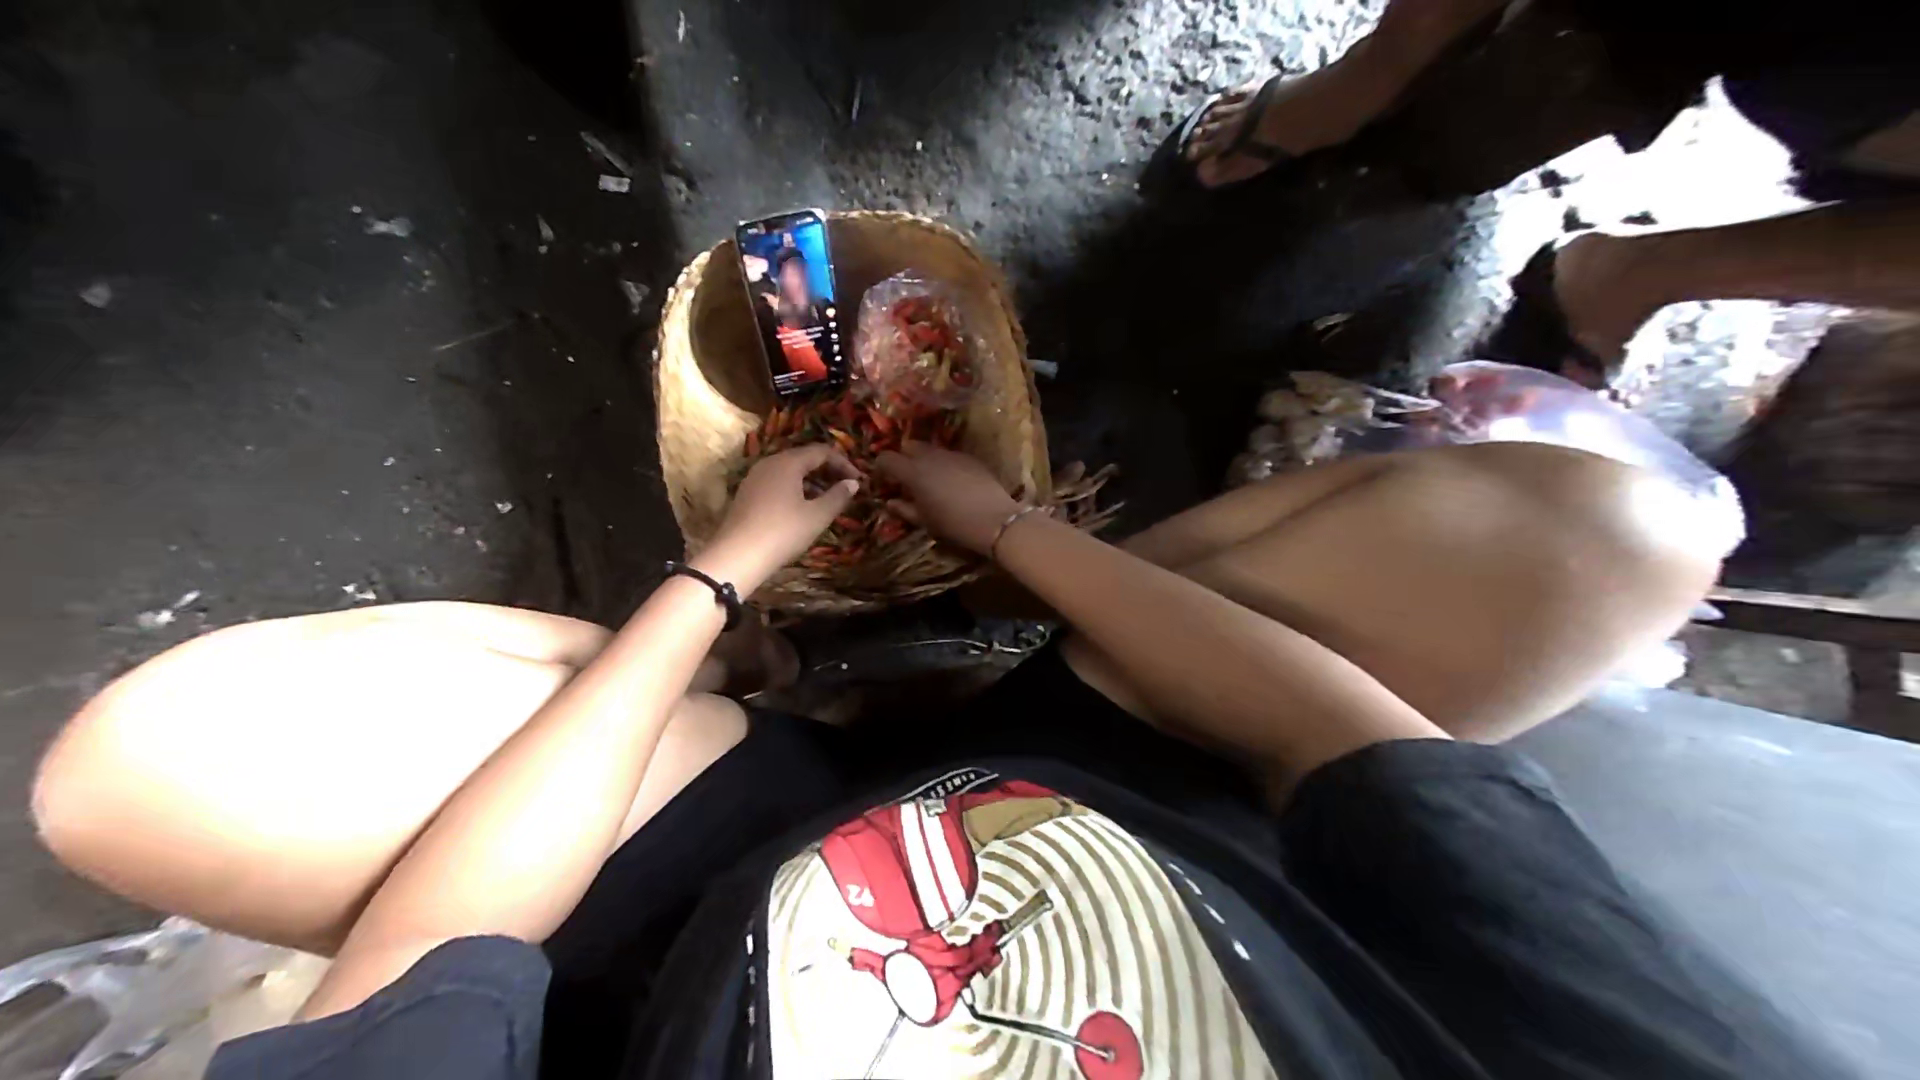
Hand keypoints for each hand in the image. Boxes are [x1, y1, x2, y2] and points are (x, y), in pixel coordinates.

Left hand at [703, 445, 860, 587]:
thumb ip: (837, 496)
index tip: (858, 480)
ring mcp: (755, 478)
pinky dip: (795, 488)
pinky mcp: (747, 493)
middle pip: (804, 457)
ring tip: (828, 498)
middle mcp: (769, 463)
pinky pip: (777, 482)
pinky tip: (803, 507)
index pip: (821, 451)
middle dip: (827, 470)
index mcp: (787, 463)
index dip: (843, 463)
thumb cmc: (782, 532)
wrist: (737, 556)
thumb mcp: (817, 516)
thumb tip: (853, 483)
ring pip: (789, 470)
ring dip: (812, 480)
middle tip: (846, 487)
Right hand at [875, 443, 1021, 554]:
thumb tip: (891, 502)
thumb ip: (904, 509)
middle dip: (903, 457)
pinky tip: (952, 481)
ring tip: (930, 479)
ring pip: (930, 449)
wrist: (995, 520)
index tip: (884, 480)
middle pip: (908, 446)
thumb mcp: (924, 521)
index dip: (881, 467)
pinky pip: (950, 455)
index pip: (886, 458)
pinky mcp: (970, 458)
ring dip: (924, 460)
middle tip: (906, 477)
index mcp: (913, 472)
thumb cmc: (953, 524)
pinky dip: (944, 464)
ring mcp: (952, 454)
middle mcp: (930, 456)